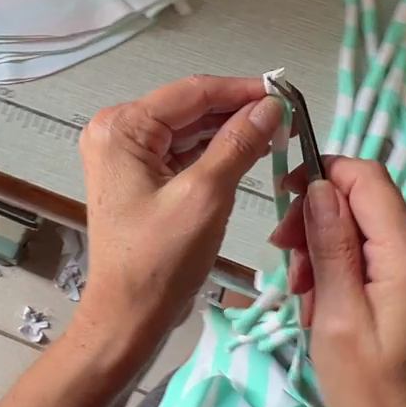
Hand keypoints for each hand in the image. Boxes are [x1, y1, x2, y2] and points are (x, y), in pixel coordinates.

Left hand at [76, 75, 283, 354]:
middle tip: (289, 115)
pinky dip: (215, 151)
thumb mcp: (205, 195)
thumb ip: (239, 144)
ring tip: (278, 131)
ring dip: (230, 130)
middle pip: (189, 107)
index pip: (192, 92)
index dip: (242, 90)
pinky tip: (250, 150)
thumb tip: (271, 106)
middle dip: (238, 110)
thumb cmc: (159, 261)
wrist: (128, 316)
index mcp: (122, 127)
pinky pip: (182, 151)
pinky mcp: (137, 175)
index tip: (285, 92)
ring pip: (189, 129)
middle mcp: (116, 131)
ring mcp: (125, 154)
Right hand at [269, 158, 405, 406]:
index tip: (283, 197)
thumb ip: (331, 245)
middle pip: (366, 200)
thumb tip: (318, 186)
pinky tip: (324, 300)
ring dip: (326, 245)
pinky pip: (378, 251)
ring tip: (303, 292)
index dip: (323, 173)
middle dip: (318, 218)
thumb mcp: (337, 317)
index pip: (368, 178)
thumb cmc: (370, 393)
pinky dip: (345, 264)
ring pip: (368, 225)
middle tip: (285, 261)